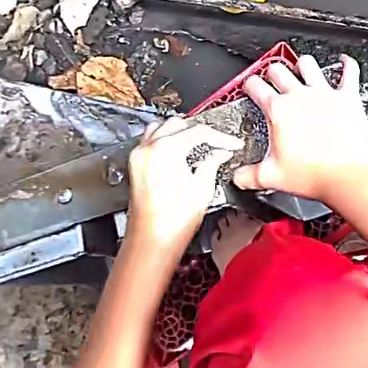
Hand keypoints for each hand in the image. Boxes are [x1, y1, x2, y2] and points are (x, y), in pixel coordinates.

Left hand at [124, 117, 241, 254]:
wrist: (151, 242)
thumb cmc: (172, 223)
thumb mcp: (201, 189)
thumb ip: (212, 163)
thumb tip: (220, 153)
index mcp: (165, 150)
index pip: (198, 132)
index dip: (220, 137)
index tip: (231, 143)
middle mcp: (148, 148)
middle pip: (179, 125)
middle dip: (201, 132)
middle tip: (219, 143)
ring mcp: (139, 155)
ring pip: (163, 128)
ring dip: (182, 132)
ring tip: (200, 144)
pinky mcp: (136, 164)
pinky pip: (151, 140)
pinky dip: (166, 139)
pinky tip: (179, 151)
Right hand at [234, 55, 367, 201]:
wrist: (348, 177)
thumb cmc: (314, 175)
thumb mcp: (271, 177)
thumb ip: (249, 176)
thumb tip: (239, 177)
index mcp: (278, 110)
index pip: (255, 85)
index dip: (249, 85)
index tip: (250, 88)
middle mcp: (300, 96)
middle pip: (278, 69)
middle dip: (271, 72)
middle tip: (271, 80)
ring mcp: (325, 94)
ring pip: (308, 64)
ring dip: (301, 65)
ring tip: (299, 69)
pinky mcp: (348, 98)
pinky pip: (349, 72)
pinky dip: (346, 65)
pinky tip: (344, 61)